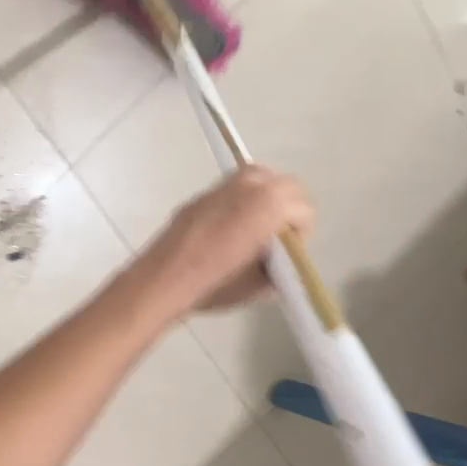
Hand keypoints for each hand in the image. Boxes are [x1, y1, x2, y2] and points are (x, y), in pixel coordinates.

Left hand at [124, 166, 314, 316]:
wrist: (162, 281)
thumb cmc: (214, 285)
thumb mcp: (257, 286)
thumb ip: (278, 271)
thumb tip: (281, 268)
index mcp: (270, 204)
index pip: (304, 208)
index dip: (302, 233)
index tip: (291, 253)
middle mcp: (249, 185)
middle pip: (286, 186)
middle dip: (287, 210)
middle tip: (277, 239)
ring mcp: (221, 186)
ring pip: (259, 179)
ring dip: (265, 199)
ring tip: (256, 229)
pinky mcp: (199, 196)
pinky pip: (231, 190)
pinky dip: (239, 202)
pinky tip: (228, 229)